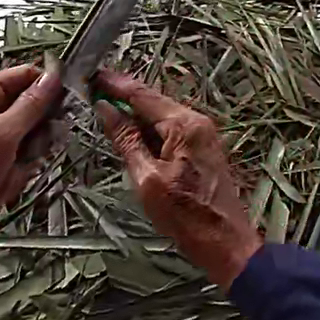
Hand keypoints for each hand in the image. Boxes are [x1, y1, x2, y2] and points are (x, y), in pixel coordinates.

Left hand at [0, 63, 61, 319]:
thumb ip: (31, 105)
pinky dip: (14, 179)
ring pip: (29, 142)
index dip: (47, 89)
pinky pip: (18, 164)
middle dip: (35, 137)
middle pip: (31, 111)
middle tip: (28, 152)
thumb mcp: (1, 137)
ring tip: (4, 176)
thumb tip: (53, 77)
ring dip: (24, 162)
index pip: (24, 76)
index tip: (67, 105)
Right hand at [93, 69, 262, 289]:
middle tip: (93, 90)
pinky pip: (170, 128)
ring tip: (105, 110)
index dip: (115, 84)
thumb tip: (105, 109)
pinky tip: (131, 132)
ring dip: (134, 113)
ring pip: (161, 115)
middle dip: (123, 96)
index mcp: (184, 124)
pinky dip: (149, 128)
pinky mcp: (202, 147)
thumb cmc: (185, 215)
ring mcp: (202, 133)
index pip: (142, 95)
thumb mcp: (147, 179)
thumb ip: (126, 140)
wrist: (226, 243)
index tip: (92, 75)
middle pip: (153, 101)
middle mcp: (196, 120)